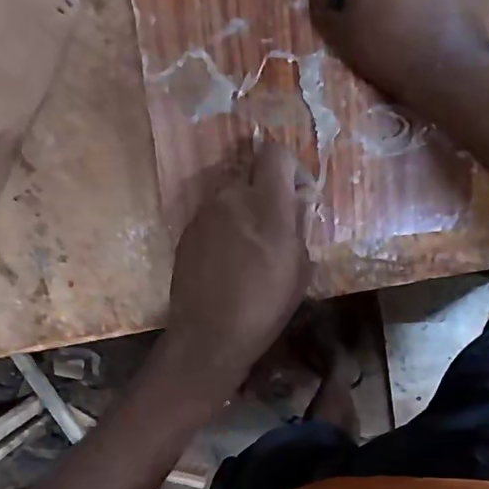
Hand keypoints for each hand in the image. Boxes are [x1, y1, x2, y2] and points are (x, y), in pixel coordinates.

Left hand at [157, 143, 312, 394]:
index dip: (291, 166)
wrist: (209, 336)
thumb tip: (297, 201)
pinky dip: (226, 224)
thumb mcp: (300, 268)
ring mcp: (204, 213)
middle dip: (266, 184)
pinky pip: (213, 214)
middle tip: (277, 217)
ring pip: (229, 191)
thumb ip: (298, 225)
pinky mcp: (187, 231)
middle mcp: (231, 198)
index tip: (299, 192)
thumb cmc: (265, 305)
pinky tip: (230, 258)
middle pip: (249, 168)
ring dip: (245, 205)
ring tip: (252, 242)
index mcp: (266, 205)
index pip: (275, 153)